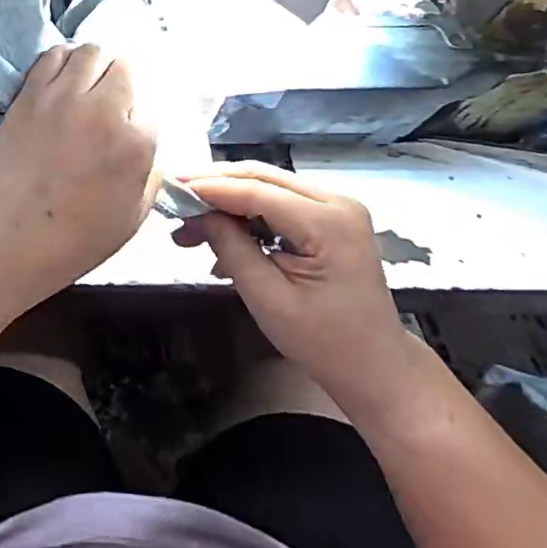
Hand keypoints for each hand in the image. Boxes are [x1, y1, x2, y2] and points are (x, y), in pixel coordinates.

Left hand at [0, 44, 157, 312]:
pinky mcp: (31, 92)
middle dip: (123, 82)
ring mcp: (64, 96)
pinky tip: (62, 79)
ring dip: (95, 65)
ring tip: (88, 84)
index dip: (140, 120)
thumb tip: (144, 147)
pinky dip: (63, 60)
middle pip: (124, 67)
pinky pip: (53, 55)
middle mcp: (104, 109)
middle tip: (112, 101)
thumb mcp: (134, 217)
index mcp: (136, 143)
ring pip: (91, 51)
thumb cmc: (74, 236)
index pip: (152, 109)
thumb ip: (150, 175)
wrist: (9, 230)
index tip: (129, 130)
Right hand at [172, 161, 414, 414]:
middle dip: (211, 188)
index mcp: (330, 223)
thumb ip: (230, 247)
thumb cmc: (325, 343)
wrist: (377, 369)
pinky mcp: (328, 216)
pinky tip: (219, 238)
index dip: (208, 188)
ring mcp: (335, 206)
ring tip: (188, 228)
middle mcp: (336, 201)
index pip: (256, 190)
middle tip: (172, 201)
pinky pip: (276, 202)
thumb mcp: (267, 298)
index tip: (169, 188)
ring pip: (264, 186)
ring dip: (224, 202)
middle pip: (260, 178)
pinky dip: (244, 214)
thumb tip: (195, 212)